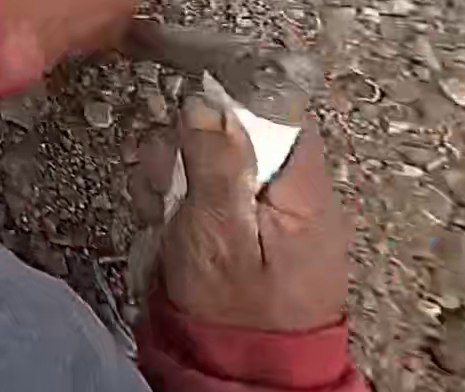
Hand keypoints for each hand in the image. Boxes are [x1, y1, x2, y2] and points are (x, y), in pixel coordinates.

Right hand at [160, 99, 349, 332]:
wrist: (232, 373)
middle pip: (239, 131)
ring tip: (161, 200)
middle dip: (193, 142)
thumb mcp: (219, 231)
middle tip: (168, 171)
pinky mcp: (237, 219)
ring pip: (214, 154)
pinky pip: (206, 182)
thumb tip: (205, 105)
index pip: (282, 112)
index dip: (236, 99)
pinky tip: (163, 211)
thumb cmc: (232, 310)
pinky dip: (179, 190)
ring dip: (177, 167)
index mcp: (303, 191)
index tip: (196, 106)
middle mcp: (289, 192)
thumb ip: (215, 164)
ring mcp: (262, 206)